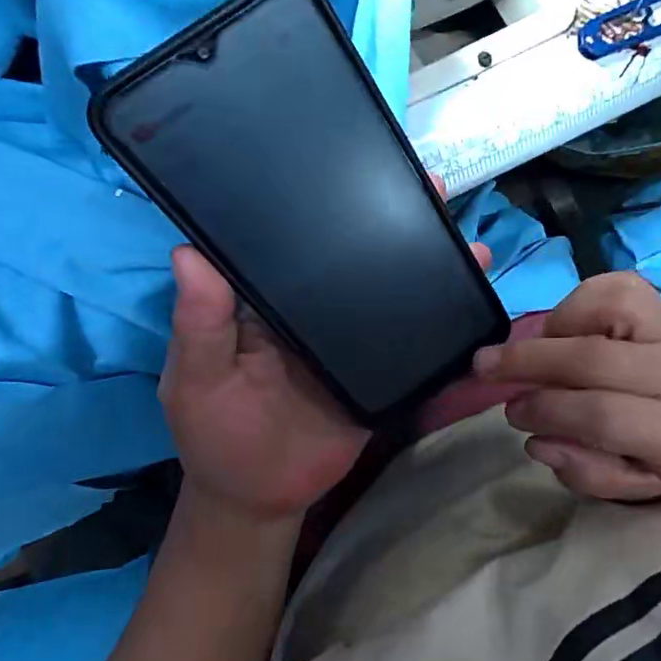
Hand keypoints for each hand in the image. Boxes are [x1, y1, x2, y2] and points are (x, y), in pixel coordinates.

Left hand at [159, 172, 488, 524]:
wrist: (263, 497)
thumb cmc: (216, 434)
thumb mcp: (195, 379)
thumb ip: (197, 324)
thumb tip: (187, 253)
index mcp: (268, 297)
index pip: (296, 238)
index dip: (322, 202)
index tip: (353, 163)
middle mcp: (316, 306)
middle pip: (356, 252)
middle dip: (394, 217)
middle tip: (430, 186)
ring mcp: (353, 337)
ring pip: (392, 288)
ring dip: (427, 260)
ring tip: (466, 239)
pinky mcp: (382, 371)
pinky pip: (413, 339)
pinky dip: (441, 317)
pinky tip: (473, 293)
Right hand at [473, 271, 660, 500]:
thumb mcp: (630, 486)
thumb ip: (585, 471)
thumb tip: (537, 440)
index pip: (602, 415)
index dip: (547, 410)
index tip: (511, 411)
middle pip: (593, 358)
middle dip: (528, 360)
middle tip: (486, 366)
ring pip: (604, 309)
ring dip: (555, 326)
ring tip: (538, 348)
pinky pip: (611, 286)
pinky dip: (576, 301)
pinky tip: (564, 328)